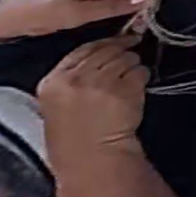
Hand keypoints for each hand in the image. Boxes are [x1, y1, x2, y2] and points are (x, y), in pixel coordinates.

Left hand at [0, 0, 149, 39]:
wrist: (15, 14)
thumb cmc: (45, 14)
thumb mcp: (79, 15)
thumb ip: (113, 6)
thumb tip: (145, 1)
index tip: (150, 15)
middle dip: (148, 1)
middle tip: (143, 24)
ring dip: (140, 4)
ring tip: (136, 23)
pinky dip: (130, 4)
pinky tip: (126, 18)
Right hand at [38, 36, 147, 164]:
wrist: (90, 156)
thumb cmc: (74, 133)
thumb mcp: (60, 101)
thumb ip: (77, 74)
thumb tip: (108, 47)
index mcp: (53, 81)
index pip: (85, 48)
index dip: (107, 42)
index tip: (121, 40)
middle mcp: (76, 77)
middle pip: (109, 49)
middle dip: (123, 52)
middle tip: (128, 60)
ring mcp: (102, 81)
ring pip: (129, 57)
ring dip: (133, 66)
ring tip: (125, 85)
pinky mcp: (126, 87)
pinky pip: (142, 71)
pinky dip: (142, 78)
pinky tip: (134, 92)